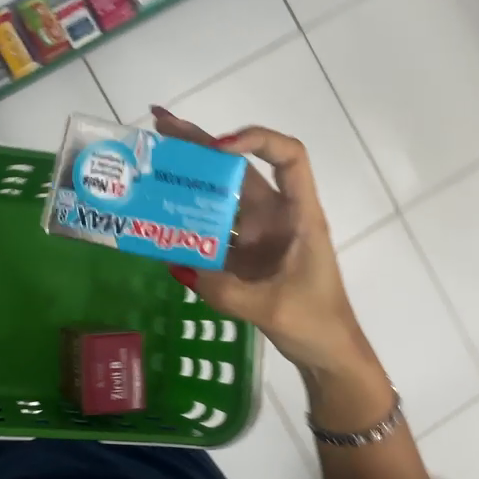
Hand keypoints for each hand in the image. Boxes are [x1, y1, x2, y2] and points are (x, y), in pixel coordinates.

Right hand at [151, 109, 376, 377]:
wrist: (328, 356)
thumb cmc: (316, 324)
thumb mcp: (272, 308)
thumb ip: (225, 290)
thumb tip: (178, 265)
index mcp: (299, 215)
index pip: (289, 157)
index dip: (256, 141)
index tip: (219, 147)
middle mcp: (277, 216)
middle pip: (241, 169)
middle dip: (202, 144)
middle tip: (159, 123)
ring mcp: (258, 236)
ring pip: (221, 198)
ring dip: (188, 182)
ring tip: (149, 162)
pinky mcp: (243, 257)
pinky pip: (211, 234)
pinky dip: (185, 226)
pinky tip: (156, 220)